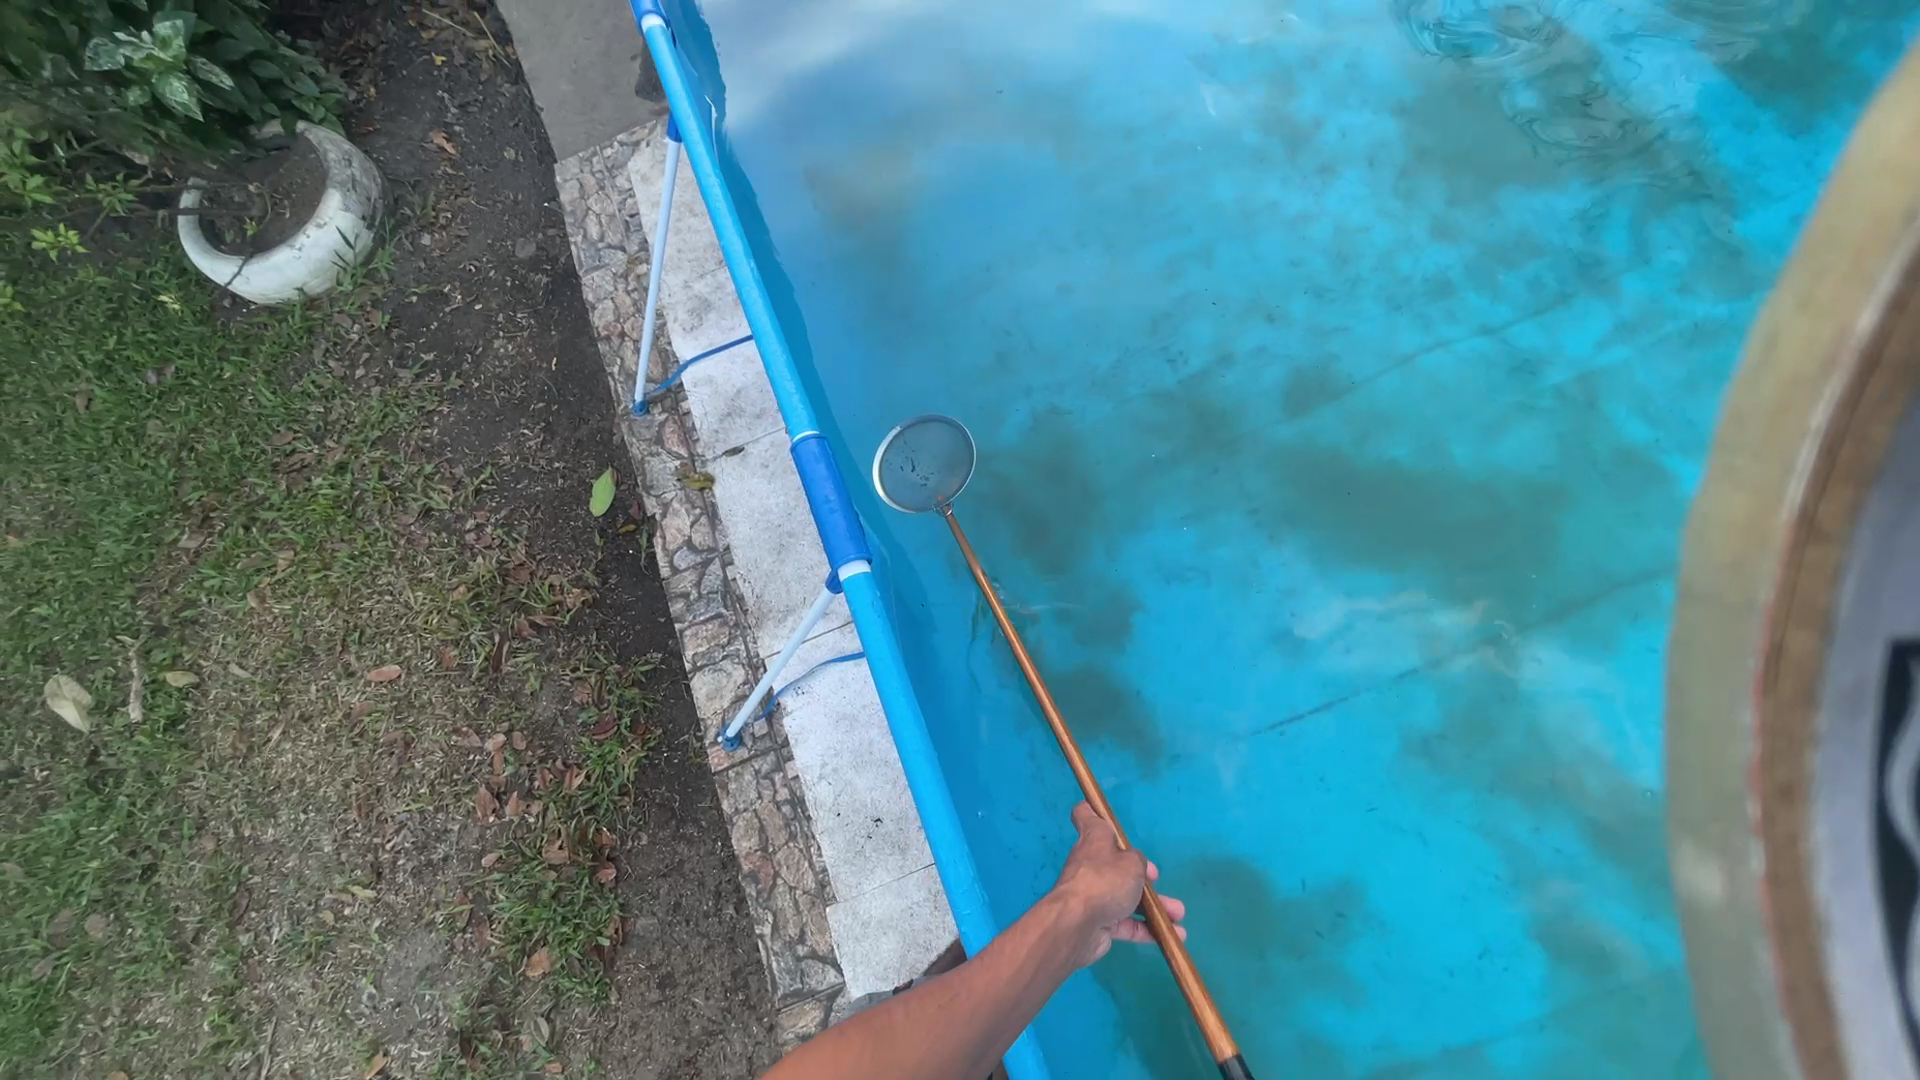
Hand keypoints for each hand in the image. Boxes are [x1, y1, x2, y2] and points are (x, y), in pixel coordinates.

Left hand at [1049, 801, 1185, 967]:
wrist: (1077, 923)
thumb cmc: (1105, 880)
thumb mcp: (1132, 863)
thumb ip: (1139, 861)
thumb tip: (1138, 866)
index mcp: (1094, 839)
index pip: (1086, 816)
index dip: (1093, 812)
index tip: (1104, 815)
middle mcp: (1091, 864)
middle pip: (1115, 863)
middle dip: (1142, 875)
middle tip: (1158, 880)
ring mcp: (1094, 894)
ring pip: (1125, 897)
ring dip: (1153, 907)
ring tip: (1178, 915)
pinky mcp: (1098, 922)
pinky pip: (1125, 923)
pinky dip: (1146, 929)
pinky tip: (1170, 935)